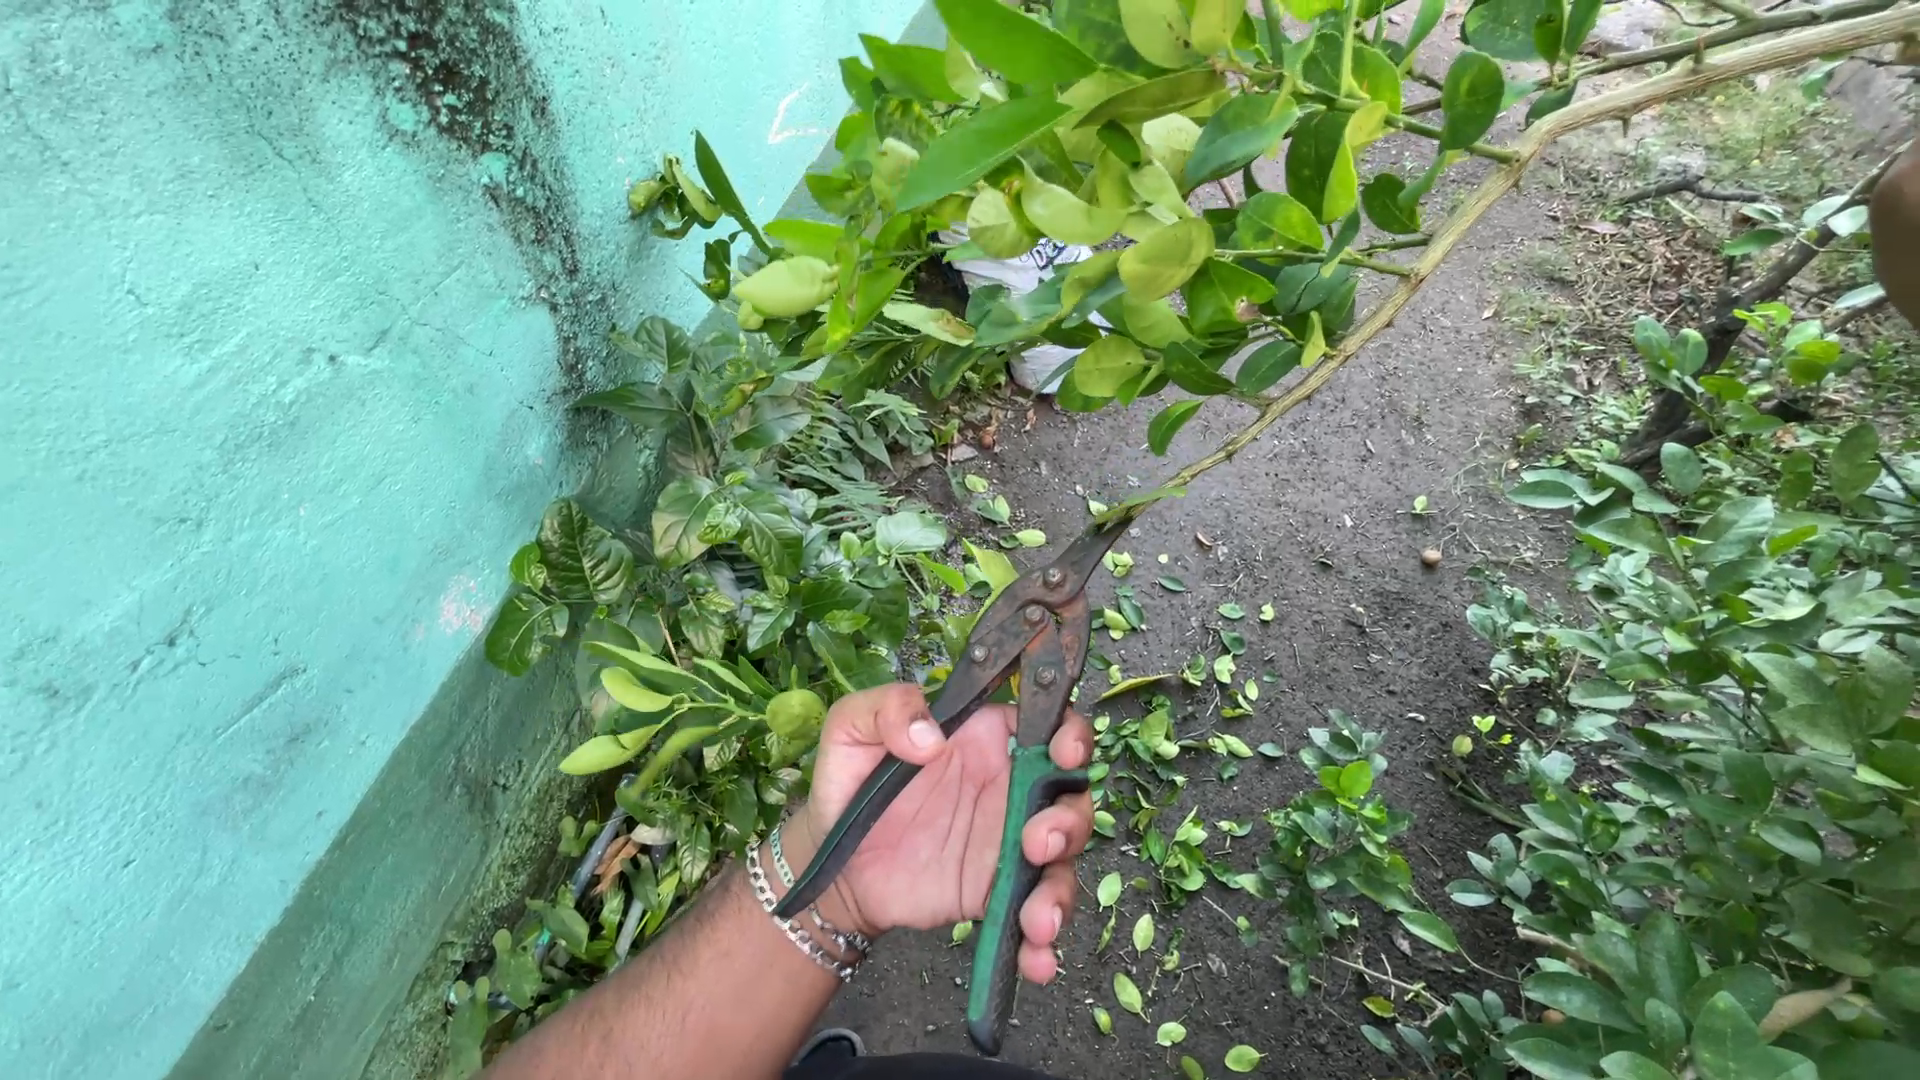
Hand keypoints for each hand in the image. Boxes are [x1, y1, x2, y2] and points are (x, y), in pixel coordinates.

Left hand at [784, 683, 1093, 983]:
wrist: (835, 865)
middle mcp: (1008, 786)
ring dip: (1060, 888)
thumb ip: (890, 710)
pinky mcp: (995, 892)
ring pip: (1062, 858)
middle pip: (1068, 795)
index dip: (1070, 734)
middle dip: (1070, 820)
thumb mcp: (852, 727)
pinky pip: (1032, 912)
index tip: (1064, 753)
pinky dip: (1041, 942)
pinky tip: (1034, 959)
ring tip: (1036, 919)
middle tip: (1039, 843)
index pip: (1047, 723)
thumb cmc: (849, 782)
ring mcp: (1008, 842)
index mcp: (984, 737)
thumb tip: (932, 737)